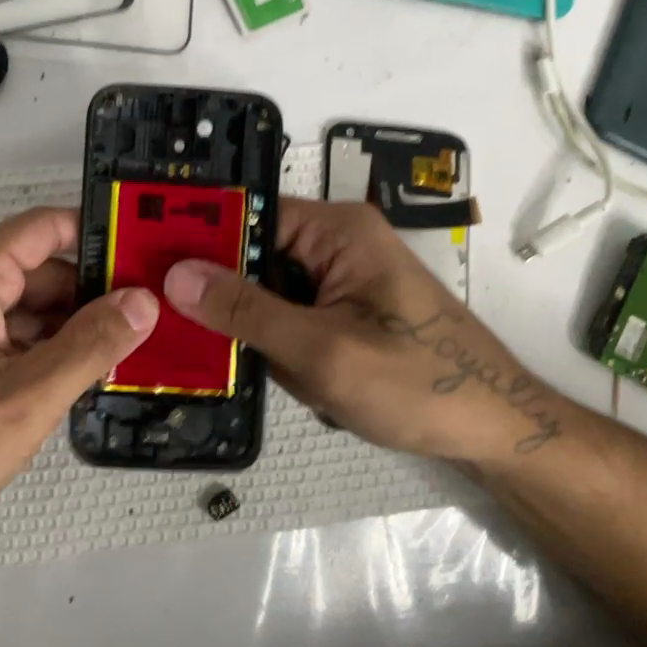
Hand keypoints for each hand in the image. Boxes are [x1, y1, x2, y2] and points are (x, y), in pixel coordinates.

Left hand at [0, 208, 159, 547]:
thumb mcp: (24, 401)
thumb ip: (90, 347)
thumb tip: (145, 300)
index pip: (50, 226)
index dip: (102, 240)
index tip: (151, 267)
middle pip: (39, 265)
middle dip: (89, 294)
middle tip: (146, 330)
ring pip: (20, 299)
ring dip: (64, 326)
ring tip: (117, 359)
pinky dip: (33, 344)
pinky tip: (66, 377)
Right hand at [162, 199, 568, 466]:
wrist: (498, 431)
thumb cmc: (421, 386)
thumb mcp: (323, 351)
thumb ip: (246, 312)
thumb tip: (176, 275)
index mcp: (338, 230)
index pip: (248, 215)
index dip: (199, 239)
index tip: (149, 267)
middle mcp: (336, 242)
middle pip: (251, 255)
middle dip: (232, 301)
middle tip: (199, 332)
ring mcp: (340, 278)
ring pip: (264, 293)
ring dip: (258, 333)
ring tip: (269, 367)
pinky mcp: (343, 310)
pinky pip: (287, 316)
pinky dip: (280, 348)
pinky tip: (294, 378)